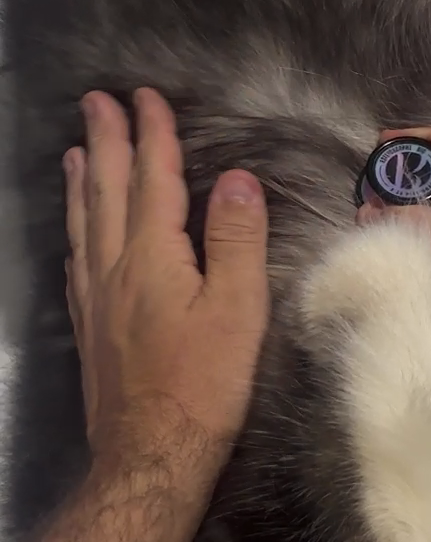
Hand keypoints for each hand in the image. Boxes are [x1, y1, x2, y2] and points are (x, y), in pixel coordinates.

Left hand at [65, 90, 270, 482]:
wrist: (153, 442)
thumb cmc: (209, 374)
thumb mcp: (238, 303)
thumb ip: (236, 240)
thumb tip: (236, 180)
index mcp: (153, 259)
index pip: (153, 185)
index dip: (151, 140)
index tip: (145, 99)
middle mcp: (114, 268)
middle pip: (109, 194)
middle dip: (110, 144)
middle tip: (100, 103)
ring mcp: (97, 294)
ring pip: (86, 221)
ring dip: (87, 179)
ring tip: (81, 147)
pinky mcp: (96, 319)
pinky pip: (81, 253)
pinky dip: (80, 223)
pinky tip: (82, 224)